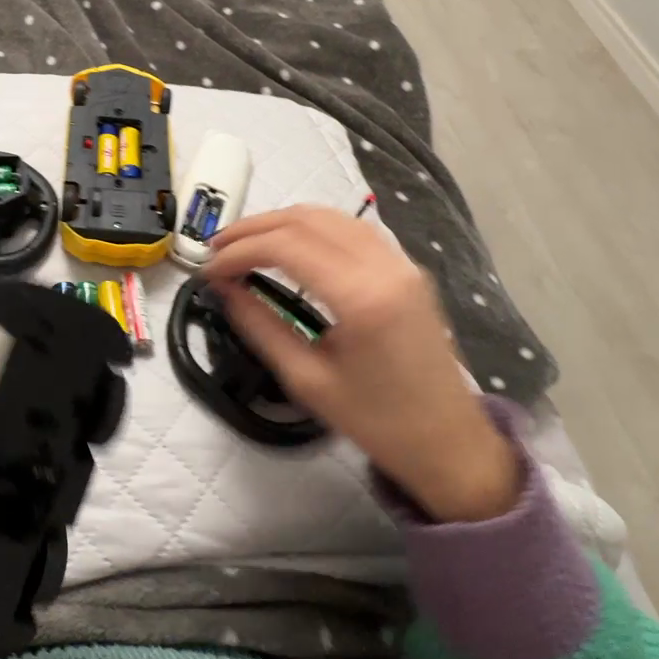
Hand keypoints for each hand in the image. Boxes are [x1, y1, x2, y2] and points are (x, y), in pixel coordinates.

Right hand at [204, 206, 519, 522]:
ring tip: (244, 243)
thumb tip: (223, 286)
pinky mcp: (407, 268)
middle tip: (216, 248)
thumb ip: (259, 325)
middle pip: (305, 219)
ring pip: (329, 215)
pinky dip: (311, 226)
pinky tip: (287, 243)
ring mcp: (401, 263)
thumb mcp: (305, 379)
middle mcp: (385, 266)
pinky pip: (352, 228)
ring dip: (281, 222)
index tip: (208, 269)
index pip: (285, 246)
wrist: (449, 443)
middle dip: (254, 228)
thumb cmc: (376, 422)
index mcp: (361, 297)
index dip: (239, 250)